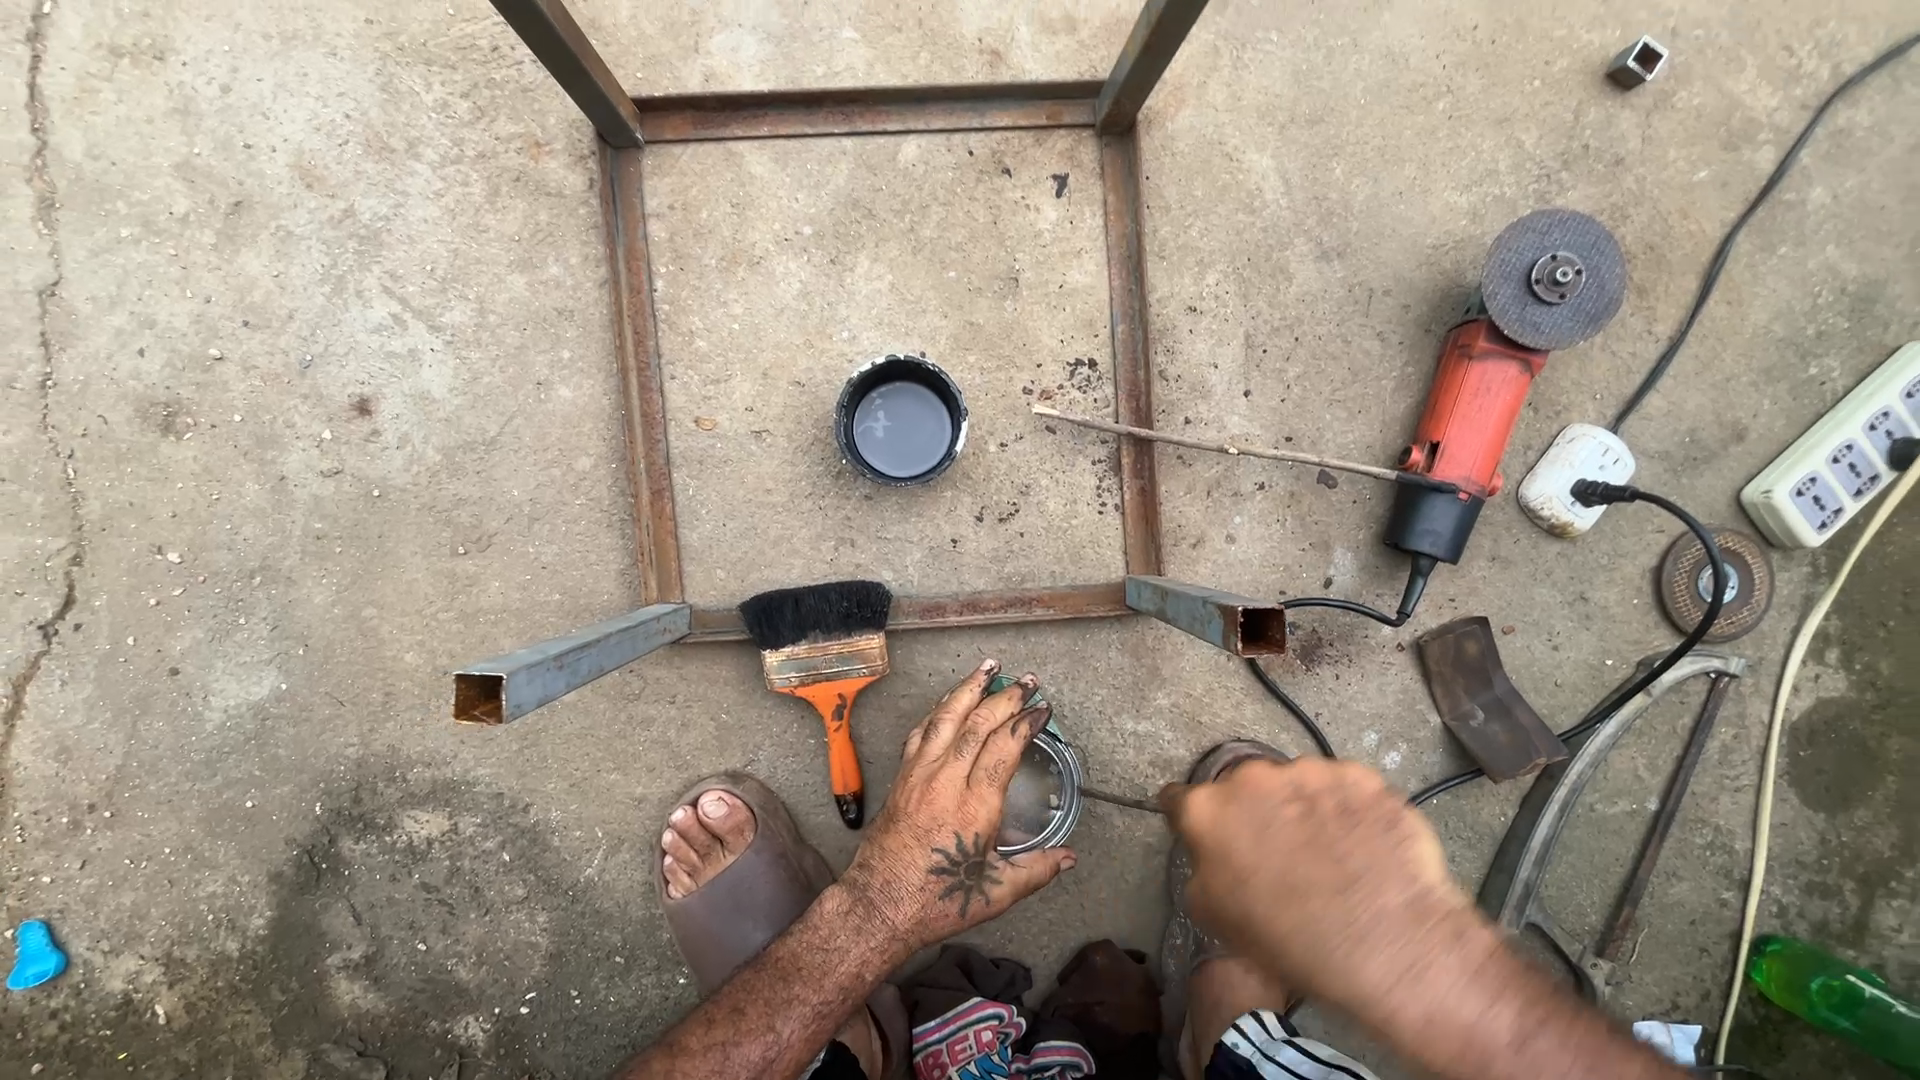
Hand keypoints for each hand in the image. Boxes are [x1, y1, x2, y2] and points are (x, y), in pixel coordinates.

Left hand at [840, 659, 1075, 953]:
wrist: (879, 903)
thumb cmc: (937, 901)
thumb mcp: (997, 892)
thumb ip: (1037, 870)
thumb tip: (1069, 857)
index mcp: (976, 805)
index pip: (1005, 746)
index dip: (1026, 721)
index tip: (1042, 709)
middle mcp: (947, 781)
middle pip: (978, 723)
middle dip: (1005, 696)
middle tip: (1026, 680)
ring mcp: (920, 774)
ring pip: (946, 717)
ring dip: (969, 688)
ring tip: (988, 668)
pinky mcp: (902, 777)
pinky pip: (921, 731)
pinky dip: (938, 710)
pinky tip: (949, 700)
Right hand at [1159, 758, 1485, 1021]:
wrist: (1392, 946)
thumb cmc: (1294, 941)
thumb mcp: (1215, 917)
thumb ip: (1201, 867)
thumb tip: (1211, 852)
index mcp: (1208, 810)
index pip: (1178, 799)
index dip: (1188, 816)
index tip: (1203, 829)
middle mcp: (1251, 776)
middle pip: (1243, 787)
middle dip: (1255, 811)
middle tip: (1279, 851)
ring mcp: (1309, 771)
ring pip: (1296, 784)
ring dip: (1303, 807)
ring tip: (1331, 852)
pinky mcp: (1359, 776)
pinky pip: (1344, 788)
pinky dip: (1349, 810)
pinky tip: (1364, 846)